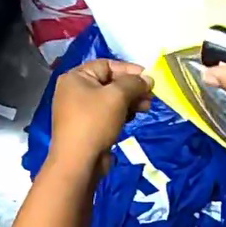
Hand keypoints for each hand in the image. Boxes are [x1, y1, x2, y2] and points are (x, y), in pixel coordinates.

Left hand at [49, 58, 153, 173]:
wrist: (79, 162)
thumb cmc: (95, 122)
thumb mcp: (117, 96)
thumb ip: (134, 83)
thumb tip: (148, 79)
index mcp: (75, 77)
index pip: (106, 65)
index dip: (129, 70)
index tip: (149, 77)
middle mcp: (75, 91)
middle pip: (109, 82)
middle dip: (132, 88)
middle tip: (151, 95)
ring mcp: (80, 110)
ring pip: (110, 99)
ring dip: (130, 101)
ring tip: (146, 107)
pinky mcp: (87, 127)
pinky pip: (107, 114)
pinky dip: (122, 113)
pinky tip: (134, 117)